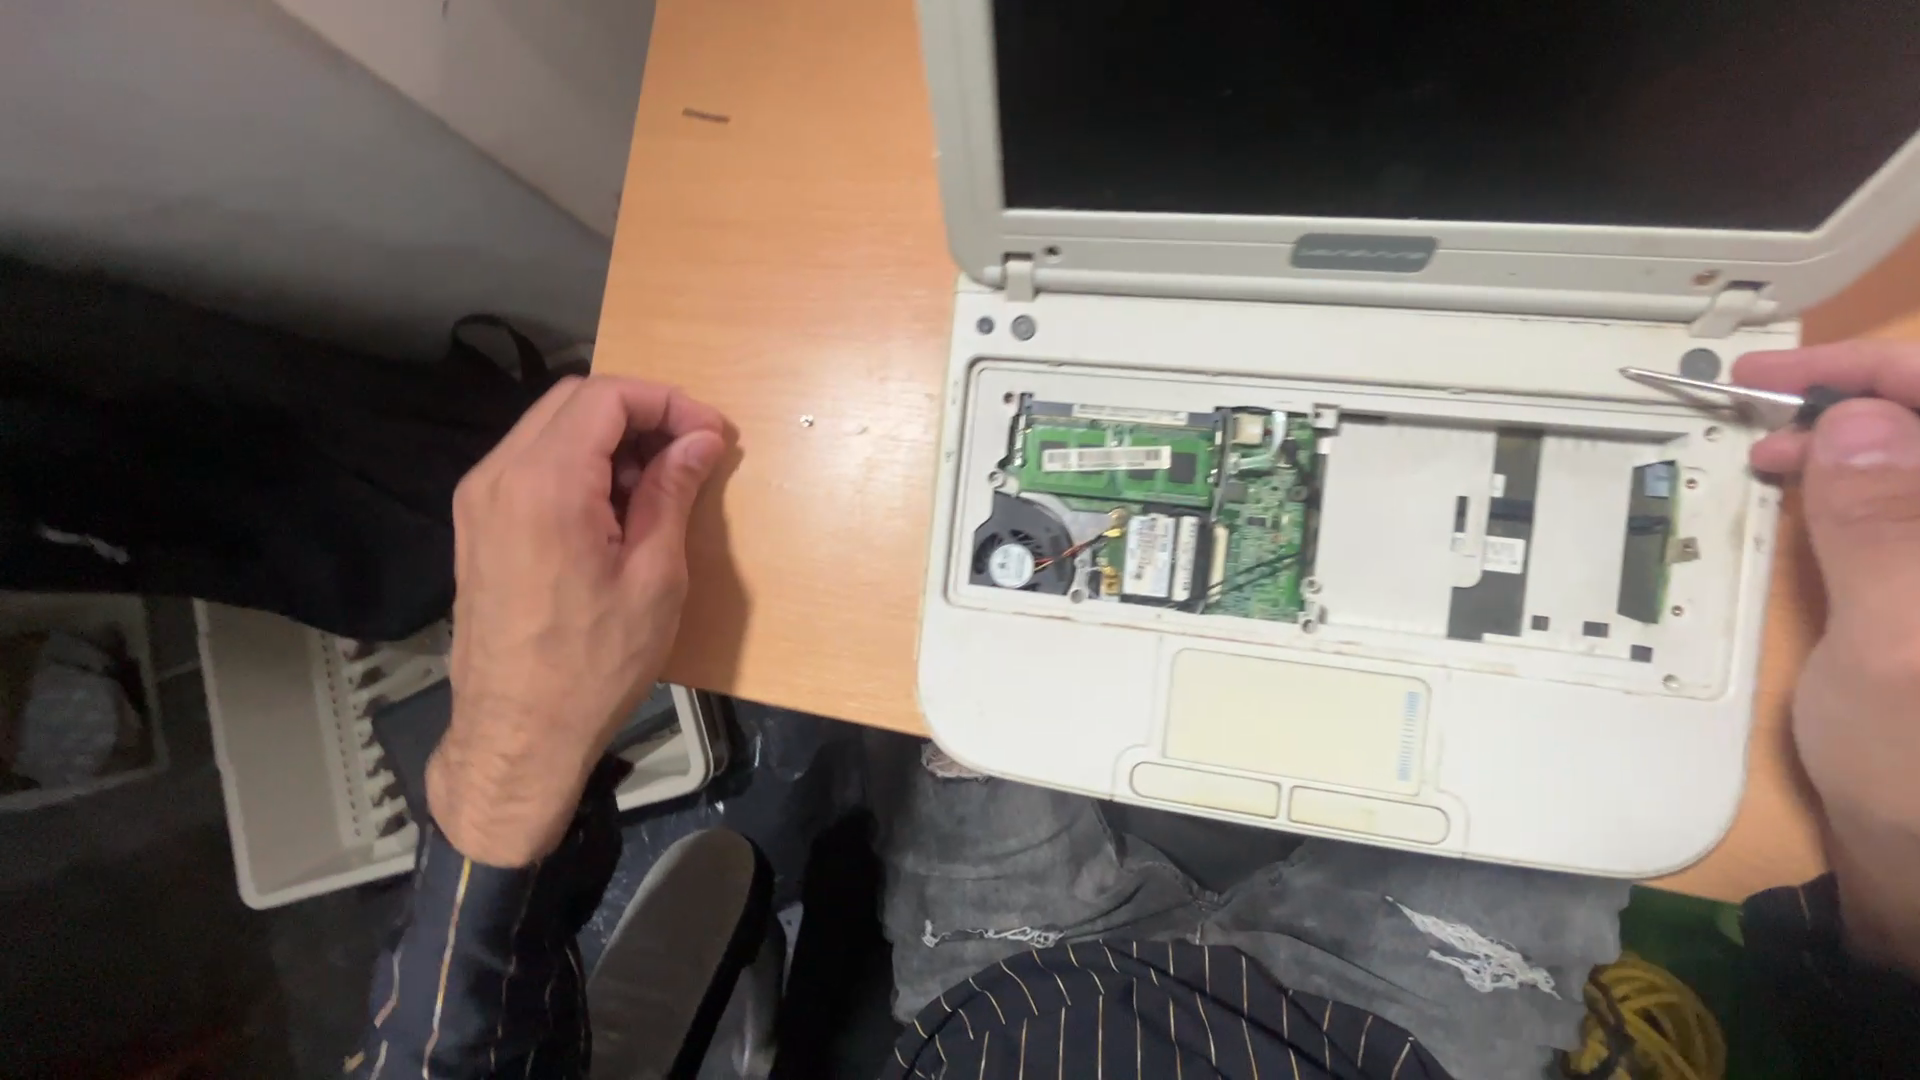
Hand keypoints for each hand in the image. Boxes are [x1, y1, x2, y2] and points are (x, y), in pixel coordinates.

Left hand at [427, 376, 724, 865]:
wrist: (518, 733)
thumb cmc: (597, 662)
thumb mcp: (655, 576)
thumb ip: (673, 492)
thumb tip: (701, 440)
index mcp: (545, 484)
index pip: (607, 396)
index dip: (668, 402)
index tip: (713, 435)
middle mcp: (499, 476)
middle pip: (575, 400)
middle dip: (643, 412)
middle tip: (693, 451)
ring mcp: (480, 499)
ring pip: (552, 427)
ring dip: (613, 438)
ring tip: (661, 484)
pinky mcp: (478, 523)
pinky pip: (534, 463)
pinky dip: (583, 464)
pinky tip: (618, 507)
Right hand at [1737, 342, 1919, 966]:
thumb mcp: (1900, 644)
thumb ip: (1885, 528)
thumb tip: (1856, 425)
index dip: (1888, 372)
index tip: (1781, 373)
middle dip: (1868, 402)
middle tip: (1764, 414)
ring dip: (1860, 439)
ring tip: (1775, 451)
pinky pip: (1908, 504)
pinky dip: (1859, 480)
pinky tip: (1813, 491)